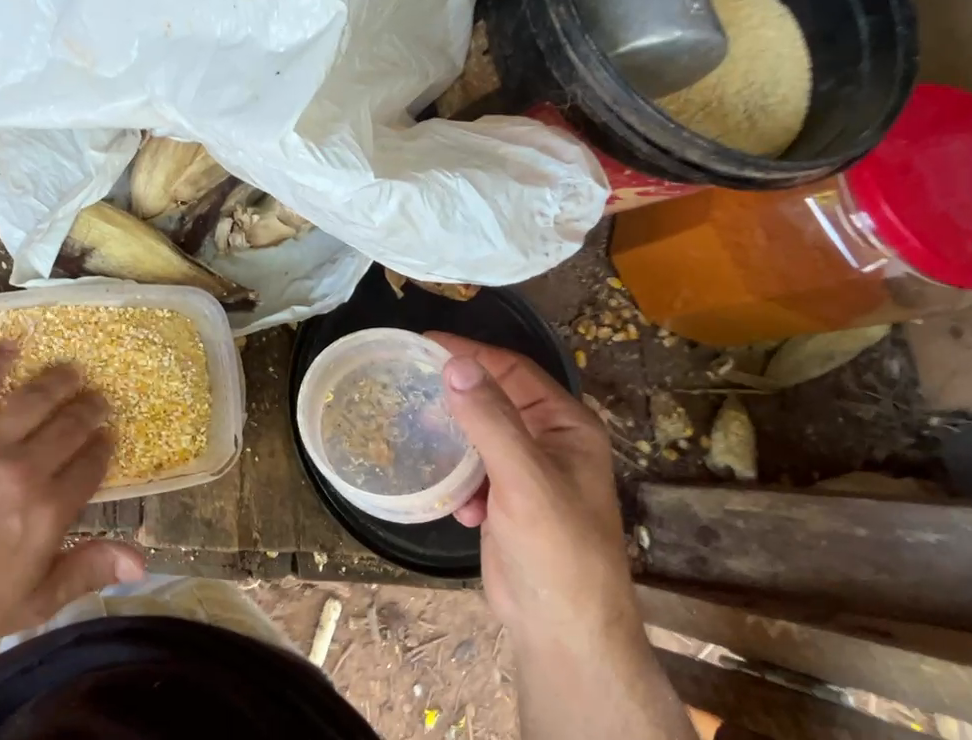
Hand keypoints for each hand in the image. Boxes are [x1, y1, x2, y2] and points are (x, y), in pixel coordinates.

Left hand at [0, 341, 146, 655]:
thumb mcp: (36, 601)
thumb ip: (88, 570)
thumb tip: (141, 561)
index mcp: (48, 510)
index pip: (92, 465)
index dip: (105, 447)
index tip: (109, 437)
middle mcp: (24, 470)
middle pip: (69, 426)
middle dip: (90, 409)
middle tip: (99, 398)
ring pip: (33, 400)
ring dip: (58, 380)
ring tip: (73, 369)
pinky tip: (10, 343)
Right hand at [431, 332, 635, 650]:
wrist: (562, 630)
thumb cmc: (556, 549)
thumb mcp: (523, 479)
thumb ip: (490, 420)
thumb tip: (454, 363)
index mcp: (566, 425)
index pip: (512, 369)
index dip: (469, 352)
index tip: (419, 342)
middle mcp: (549, 441)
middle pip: (492, 398)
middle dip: (454, 396)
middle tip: (405, 384)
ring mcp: (527, 472)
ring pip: (477, 435)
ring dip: (452, 442)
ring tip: (418, 438)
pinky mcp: (507, 501)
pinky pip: (471, 471)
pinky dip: (458, 481)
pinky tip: (454, 504)